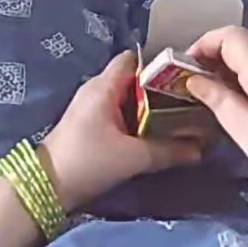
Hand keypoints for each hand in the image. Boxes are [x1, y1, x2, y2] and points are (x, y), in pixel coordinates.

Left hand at [42, 50, 201, 211]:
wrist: (47, 187)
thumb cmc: (88, 162)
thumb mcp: (132, 158)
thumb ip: (168, 151)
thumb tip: (201, 151)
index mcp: (103, 86)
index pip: (134, 59)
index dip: (159, 65)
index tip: (182, 79)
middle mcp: (96, 89)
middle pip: (134, 78)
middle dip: (160, 89)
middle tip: (187, 102)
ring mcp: (91, 106)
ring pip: (127, 96)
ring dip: (149, 106)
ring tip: (178, 116)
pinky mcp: (90, 123)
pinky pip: (118, 111)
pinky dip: (136, 117)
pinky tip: (155, 131)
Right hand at [185, 26, 247, 222]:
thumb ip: (225, 107)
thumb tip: (195, 80)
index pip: (232, 36)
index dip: (204, 43)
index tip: (184, 69)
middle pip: (242, 46)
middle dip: (212, 60)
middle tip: (190, 91)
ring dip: (230, 73)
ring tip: (212, 104)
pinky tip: (244, 110)